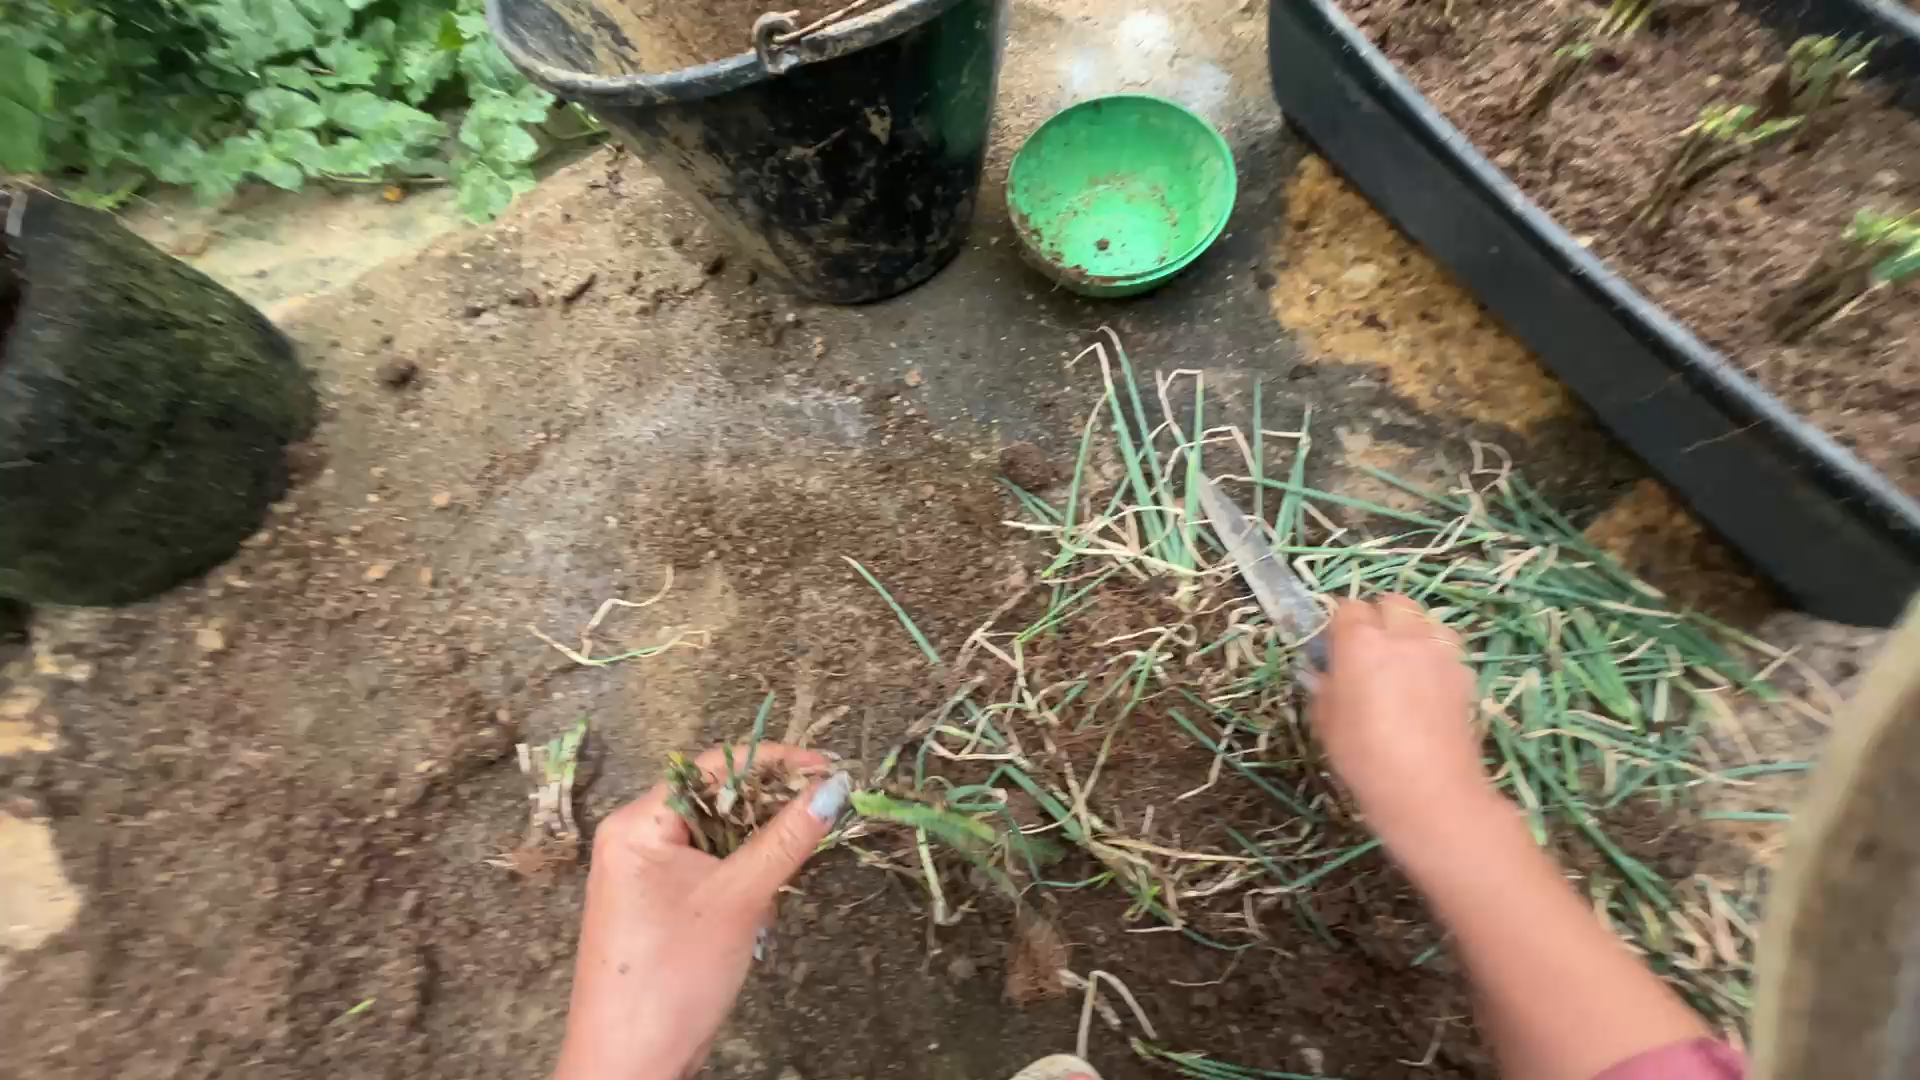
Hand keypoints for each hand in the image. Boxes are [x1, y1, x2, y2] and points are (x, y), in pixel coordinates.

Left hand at [554, 744, 851, 1079]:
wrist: (627, 1072)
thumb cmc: (673, 977)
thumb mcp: (739, 898)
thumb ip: (789, 836)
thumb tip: (835, 785)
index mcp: (640, 822)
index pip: (716, 767)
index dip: (776, 762)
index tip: (828, 767)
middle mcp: (639, 835)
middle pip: (720, 797)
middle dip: (772, 808)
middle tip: (824, 810)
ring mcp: (648, 869)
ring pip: (723, 832)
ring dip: (763, 844)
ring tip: (795, 863)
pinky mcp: (663, 899)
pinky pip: (715, 862)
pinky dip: (748, 870)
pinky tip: (768, 895)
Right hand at [1310, 594, 1485, 843]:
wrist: (1430, 793)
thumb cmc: (1364, 755)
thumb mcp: (1324, 720)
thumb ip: (1324, 686)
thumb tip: (1326, 674)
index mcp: (1360, 642)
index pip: (1347, 608)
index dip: (1338, 625)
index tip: (1332, 648)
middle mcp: (1404, 638)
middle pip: (1392, 603)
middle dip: (1378, 618)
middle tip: (1367, 650)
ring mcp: (1441, 655)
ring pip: (1426, 621)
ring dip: (1411, 632)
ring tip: (1400, 663)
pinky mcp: (1466, 677)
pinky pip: (1446, 650)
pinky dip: (1433, 657)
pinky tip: (1424, 687)